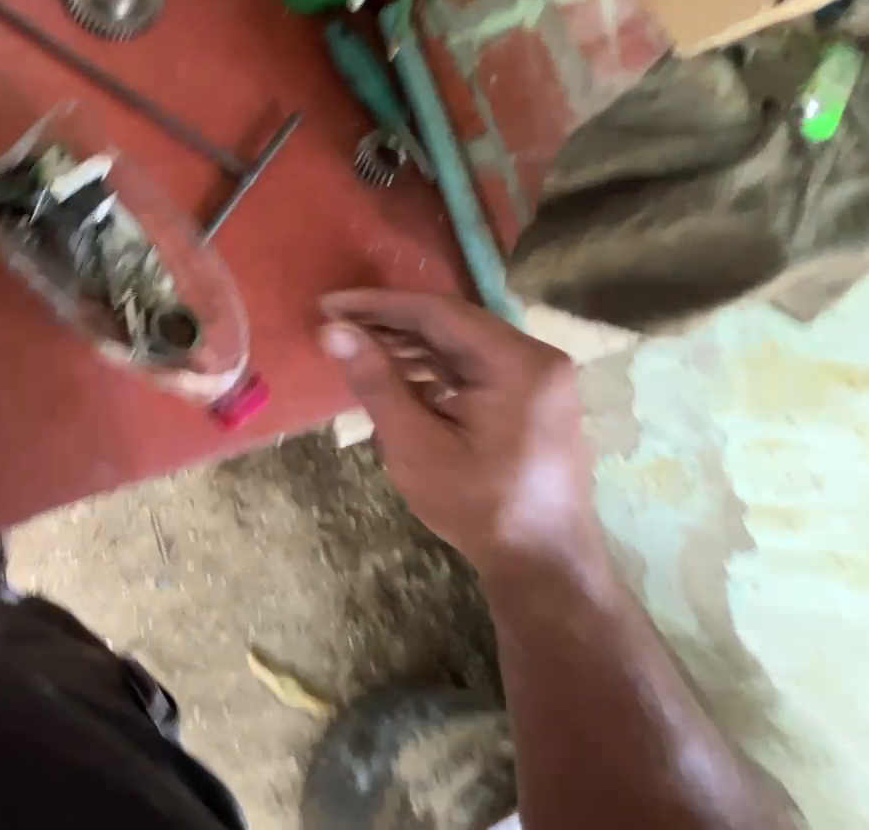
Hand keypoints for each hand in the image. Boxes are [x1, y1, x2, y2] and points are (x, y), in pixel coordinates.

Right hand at [318, 289, 594, 565]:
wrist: (541, 561)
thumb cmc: (478, 503)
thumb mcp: (414, 443)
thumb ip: (374, 380)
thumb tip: (332, 331)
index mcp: (518, 363)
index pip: (437, 312)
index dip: (377, 305)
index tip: (326, 306)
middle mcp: (534, 359)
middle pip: (449, 323)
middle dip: (387, 321)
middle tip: (332, 323)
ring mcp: (535, 379)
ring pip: (457, 343)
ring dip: (403, 342)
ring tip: (352, 345)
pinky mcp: (526, 398)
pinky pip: (468, 365)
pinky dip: (426, 365)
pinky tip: (391, 373)